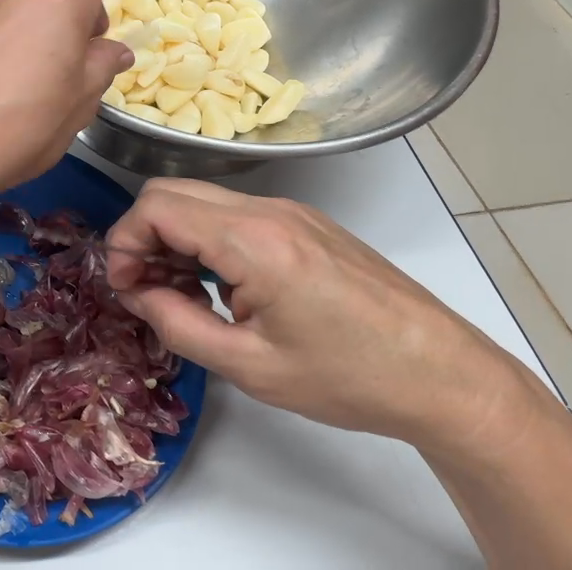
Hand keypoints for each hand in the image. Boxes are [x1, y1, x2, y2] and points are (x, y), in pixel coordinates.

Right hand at [106, 178, 529, 447]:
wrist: (449, 378)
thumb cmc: (350, 378)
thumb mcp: (250, 367)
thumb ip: (177, 325)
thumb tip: (134, 294)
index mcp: (253, 241)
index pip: (155, 207)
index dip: (123, 242)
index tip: (122, 287)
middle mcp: (268, 210)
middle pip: (170, 192)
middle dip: (141, 234)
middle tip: (143, 287)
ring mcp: (291, 211)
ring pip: (200, 199)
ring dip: (173, 236)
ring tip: (180, 292)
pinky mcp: (307, 222)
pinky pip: (233, 212)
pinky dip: (206, 237)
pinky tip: (221, 286)